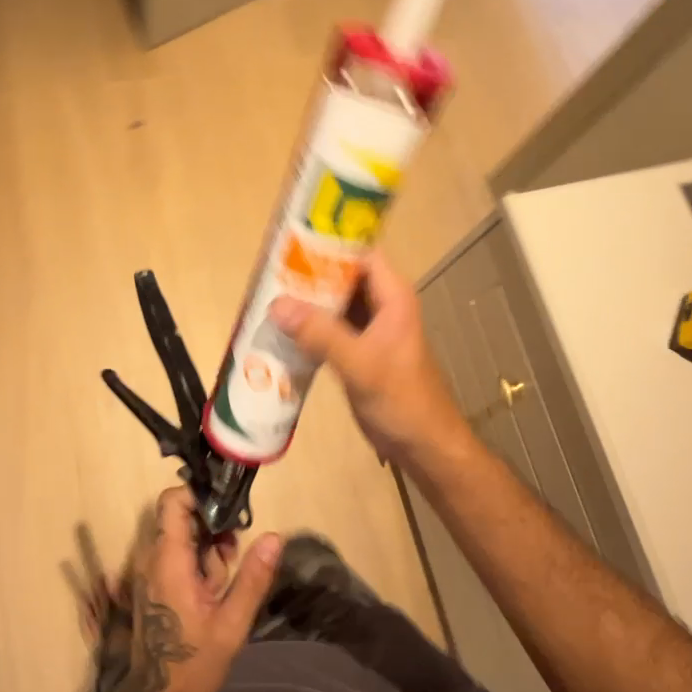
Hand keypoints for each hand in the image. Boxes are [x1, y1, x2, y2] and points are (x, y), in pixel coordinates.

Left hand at [104, 488, 282, 691]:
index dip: (201, 495)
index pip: (173, 501)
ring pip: (183, 537)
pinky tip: (213, 592)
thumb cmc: (194, 662)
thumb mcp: (232, 623)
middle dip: (213, 528)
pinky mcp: (156, 584)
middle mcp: (153, 559)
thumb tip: (275, 536)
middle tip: (234, 555)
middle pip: (181, 517)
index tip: (231, 510)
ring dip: (209, 549)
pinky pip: (179, 556)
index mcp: (168, 560)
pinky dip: (199, 564)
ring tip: (223, 583)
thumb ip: (253, 577)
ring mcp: (152, 572)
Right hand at [269, 251, 464, 464]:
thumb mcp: (360, 364)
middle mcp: (383, 306)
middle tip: (268, 272)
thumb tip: (276, 304)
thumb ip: (321, 334)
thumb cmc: (402, 401)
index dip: (328, 246)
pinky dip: (310, 328)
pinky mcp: (360, 353)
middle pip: (343, 277)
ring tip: (267, 296)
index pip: (359, 254)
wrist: (424, 446)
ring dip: (307, 303)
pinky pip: (331, 330)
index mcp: (393, 297)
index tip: (290, 244)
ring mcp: (371, 330)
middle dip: (309, 275)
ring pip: (335, 304)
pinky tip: (281, 332)